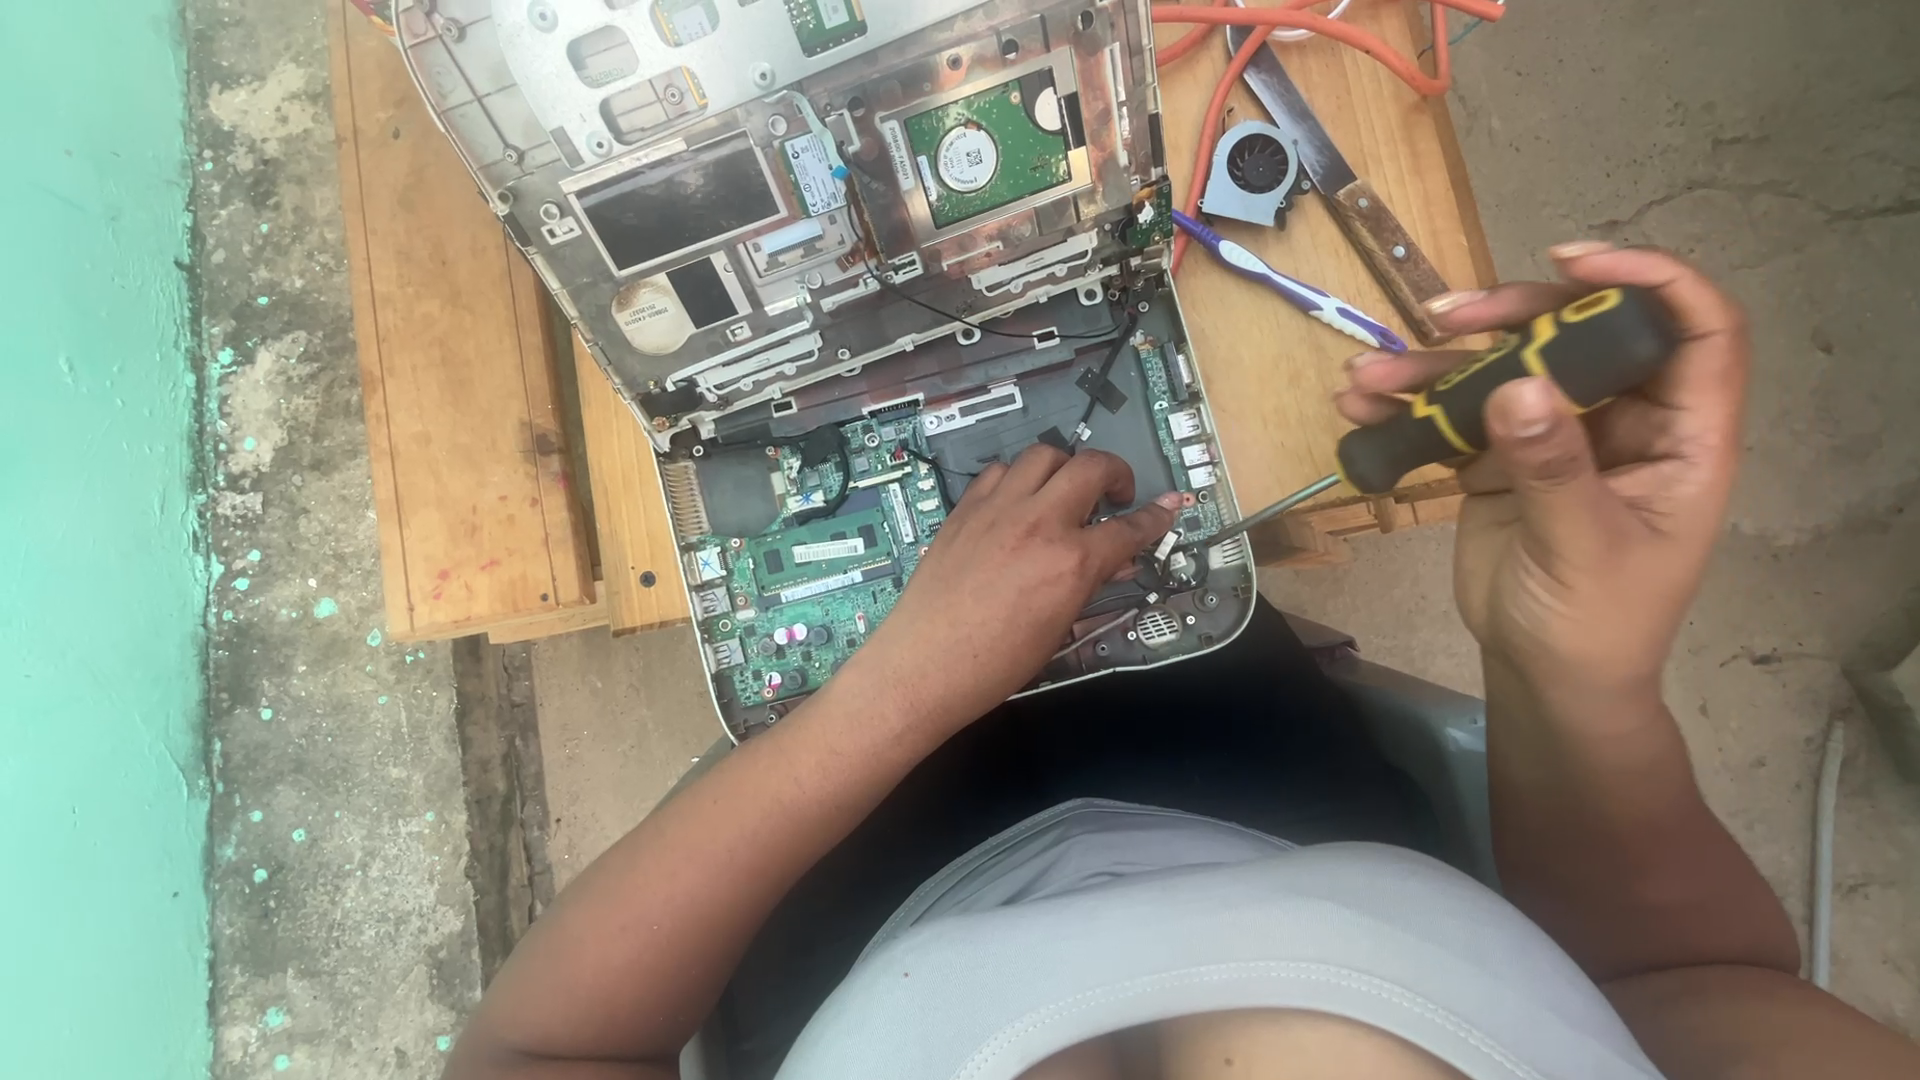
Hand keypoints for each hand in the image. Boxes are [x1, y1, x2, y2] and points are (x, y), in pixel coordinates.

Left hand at [836, 445, 1179, 731]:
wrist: (923, 665)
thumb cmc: (994, 665)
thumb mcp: (1057, 630)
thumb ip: (1088, 586)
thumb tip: (1112, 563)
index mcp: (1070, 562)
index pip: (1129, 528)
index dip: (1155, 518)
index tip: (1167, 508)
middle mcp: (1037, 523)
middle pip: (1091, 467)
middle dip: (1115, 473)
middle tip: (1115, 494)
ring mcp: (997, 510)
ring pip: (1042, 455)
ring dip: (1064, 467)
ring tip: (1064, 491)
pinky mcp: (964, 510)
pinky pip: (999, 472)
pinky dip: (1018, 478)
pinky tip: (1017, 501)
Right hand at [1334, 244, 1750, 703]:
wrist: (1540, 669)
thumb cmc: (1593, 618)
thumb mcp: (1582, 546)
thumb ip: (1552, 467)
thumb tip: (1517, 388)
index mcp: (1680, 436)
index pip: (1691, 333)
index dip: (1648, 282)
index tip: (1571, 262)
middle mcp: (1618, 424)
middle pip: (1572, 340)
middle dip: (1505, 321)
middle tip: (1440, 317)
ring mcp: (1551, 441)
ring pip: (1496, 378)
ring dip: (1428, 371)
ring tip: (1364, 379)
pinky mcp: (1495, 463)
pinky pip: (1451, 422)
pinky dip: (1405, 414)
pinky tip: (1361, 411)